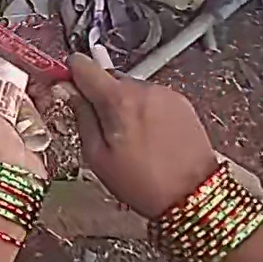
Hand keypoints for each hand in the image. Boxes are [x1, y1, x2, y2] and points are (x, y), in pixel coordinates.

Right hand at [64, 53, 218, 216]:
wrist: (194, 195)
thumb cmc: (142, 183)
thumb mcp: (98, 156)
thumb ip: (81, 116)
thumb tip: (68, 91)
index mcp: (117, 100)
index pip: (84, 66)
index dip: (72, 74)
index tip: (70, 87)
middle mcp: (142, 88)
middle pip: (109, 76)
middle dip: (101, 95)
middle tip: (104, 127)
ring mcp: (164, 92)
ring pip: (131, 87)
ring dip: (125, 103)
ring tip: (132, 137)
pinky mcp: (180, 100)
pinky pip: (152, 96)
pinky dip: (145, 109)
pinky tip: (150, 135)